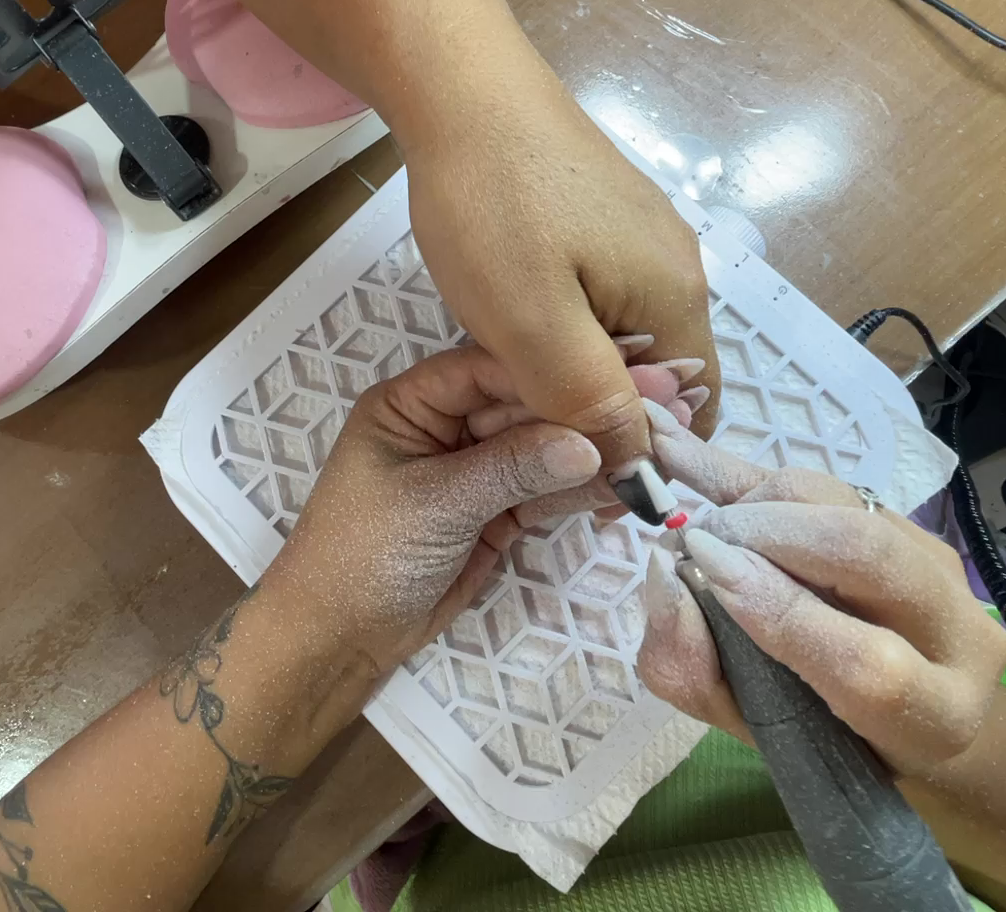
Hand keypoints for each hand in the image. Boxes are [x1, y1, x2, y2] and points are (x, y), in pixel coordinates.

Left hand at [259, 345, 686, 673]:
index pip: (492, 369)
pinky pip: (544, 491)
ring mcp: (475, 468)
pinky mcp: (495, 509)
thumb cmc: (366, 554)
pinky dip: (580, 491)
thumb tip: (591, 440)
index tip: (623, 366)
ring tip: (661, 444)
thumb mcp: (436, 502)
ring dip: (594, 452)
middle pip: (525, 407)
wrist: (341, 638)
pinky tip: (627, 484)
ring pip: (542, 450)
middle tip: (663, 405)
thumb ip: (513, 468)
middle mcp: (447, 425)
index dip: (555, 368)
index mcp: (413, 402)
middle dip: (586, 411)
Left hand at [403, 91, 718, 469]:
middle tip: (529, 427)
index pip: (691, 408)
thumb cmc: (494, 211)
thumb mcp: (534, 325)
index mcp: (677, 298)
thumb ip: (591, 400)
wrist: (460, 91)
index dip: (643, 454)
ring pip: (621, 337)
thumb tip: (642, 469)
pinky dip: (563, 328)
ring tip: (514, 377)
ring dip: (575, 370)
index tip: (579, 475)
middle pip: (656, 374)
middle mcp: (676, 267)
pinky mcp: (600, 218)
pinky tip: (515, 321)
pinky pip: (597, 298)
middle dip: (601, 413)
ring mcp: (638, 237)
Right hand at [634, 404, 1005, 778]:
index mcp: (930, 715)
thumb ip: (694, 671)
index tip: (699, 569)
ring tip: (703, 527)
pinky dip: (734, 463)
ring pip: (836, 499)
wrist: (911, 701)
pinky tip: (671, 439)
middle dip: (759, 532)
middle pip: (861, 551)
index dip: (774, 608)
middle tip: (693, 545)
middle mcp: (953, 631)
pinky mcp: (896, 516)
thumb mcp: (749, 728)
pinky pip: (808, 477)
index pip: (862, 661)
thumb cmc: (823, 732)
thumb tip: (663, 580)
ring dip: (752, 499)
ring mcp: (933, 560)